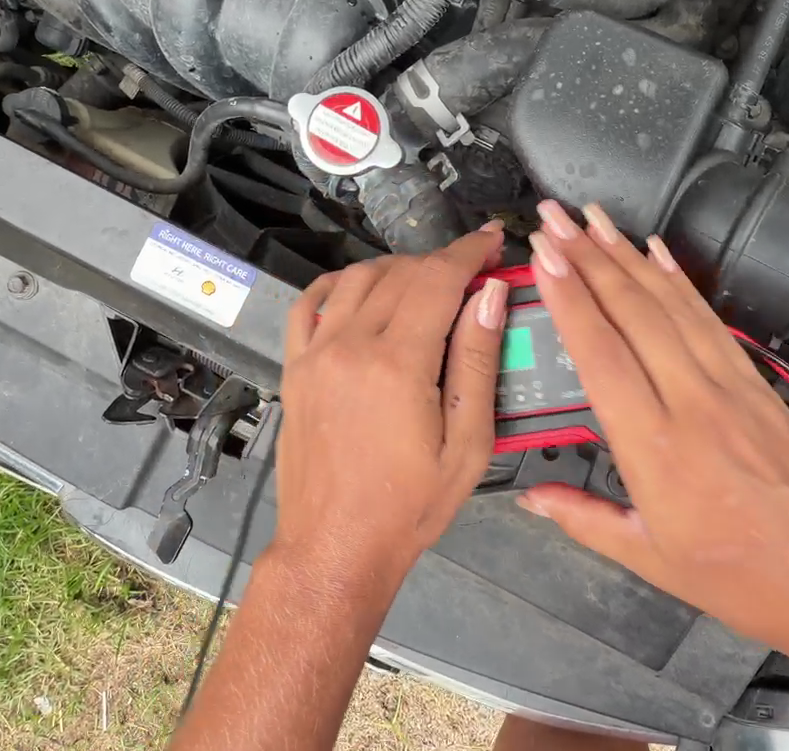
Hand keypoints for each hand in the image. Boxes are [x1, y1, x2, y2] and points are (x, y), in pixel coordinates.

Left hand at [273, 224, 509, 594]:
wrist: (334, 548)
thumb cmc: (411, 506)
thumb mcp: (467, 444)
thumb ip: (477, 361)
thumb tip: (490, 295)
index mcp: (398, 363)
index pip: (439, 280)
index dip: (470, 252)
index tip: (494, 239)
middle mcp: (351, 345)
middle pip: (402, 274)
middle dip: (444, 261)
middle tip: (475, 269)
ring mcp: (315, 353)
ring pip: (359, 278)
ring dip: (399, 267)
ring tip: (430, 281)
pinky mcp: (295, 368)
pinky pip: (309, 303)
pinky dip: (339, 283)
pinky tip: (362, 286)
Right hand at [516, 201, 788, 666]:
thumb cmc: (743, 578)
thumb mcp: (651, 560)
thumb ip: (584, 519)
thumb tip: (534, 498)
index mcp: (656, 449)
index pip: (601, 354)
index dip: (569, 298)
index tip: (544, 257)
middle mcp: (692, 402)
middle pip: (632, 312)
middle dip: (588, 256)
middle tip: (556, 216)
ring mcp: (729, 385)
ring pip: (670, 304)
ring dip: (629, 254)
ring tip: (596, 218)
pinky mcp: (756, 382)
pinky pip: (709, 319)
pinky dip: (680, 281)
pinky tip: (658, 253)